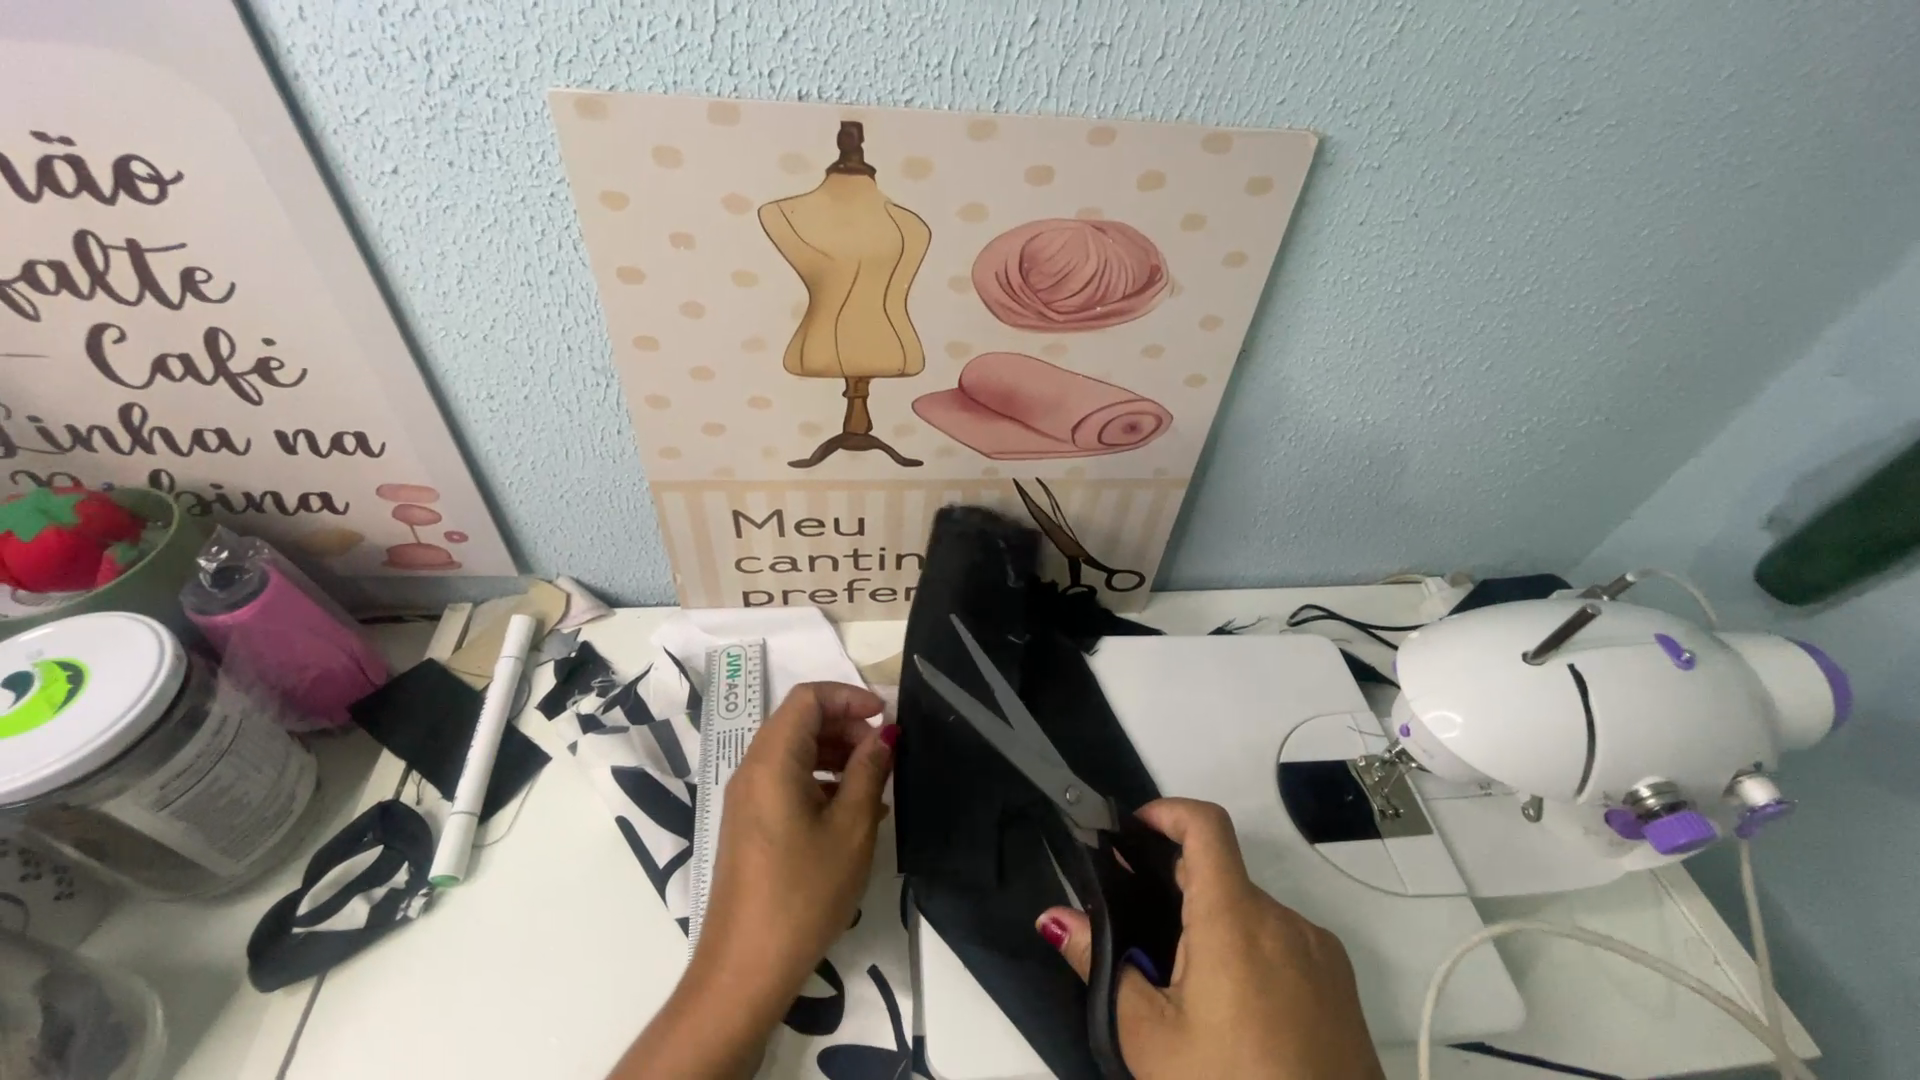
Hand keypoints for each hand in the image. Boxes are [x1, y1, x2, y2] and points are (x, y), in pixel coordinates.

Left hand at [613, 682, 894, 1079]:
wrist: (746, 967)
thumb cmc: (804, 892)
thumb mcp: (851, 829)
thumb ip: (868, 772)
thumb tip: (882, 735)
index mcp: (772, 761)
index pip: (807, 699)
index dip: (849, 697)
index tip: (885, 718)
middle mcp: (752, 770)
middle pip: (798, 722)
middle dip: (845, 727)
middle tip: (883, 755)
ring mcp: (746, 799)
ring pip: (794, 753)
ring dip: (835, 756)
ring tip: (875, 787)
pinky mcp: (749, 825)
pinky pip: (786, 783)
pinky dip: (820, 783)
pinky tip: (852, 815)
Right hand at [1035, 798, 1384, 1079]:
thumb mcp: (1150, 1036)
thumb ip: (1100, 964)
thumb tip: (1054, 918)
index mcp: (1234, 918)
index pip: (1205, 825)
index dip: (1167, 811)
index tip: (1134, 830)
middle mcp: (1282, 919)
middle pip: (1222, 876)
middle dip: (1177, 892)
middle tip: (1142, 942)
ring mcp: (1318, 950)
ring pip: (1251, 913)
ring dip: (1214, 929)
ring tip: (1188, 995)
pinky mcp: (1340, 983)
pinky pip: (1283, 943)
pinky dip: (1250, 954)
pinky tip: (1237, 1017)